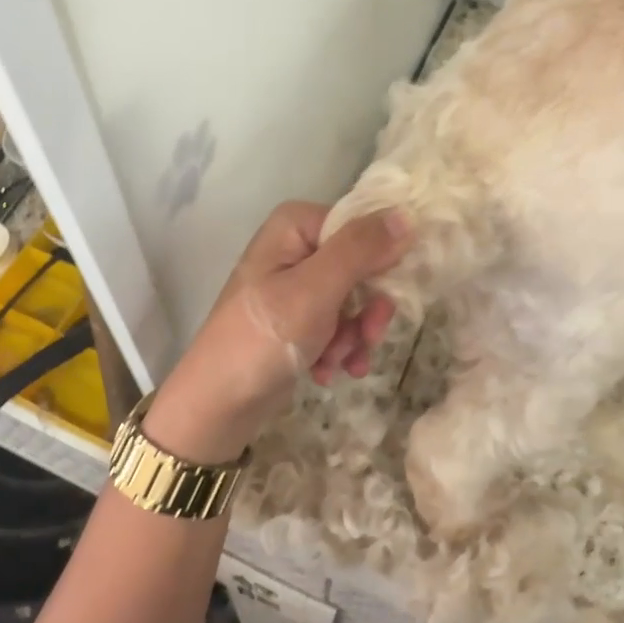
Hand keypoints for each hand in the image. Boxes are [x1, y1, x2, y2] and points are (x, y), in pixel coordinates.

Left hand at [142, 202, 410, 462]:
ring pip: (354, 301)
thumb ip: (361, 250)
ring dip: (354, 336)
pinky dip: (339, 349)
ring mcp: (296, 285)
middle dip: (366, 310)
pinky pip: (337, 325)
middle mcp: (296, 247)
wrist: (217, 408)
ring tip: (337, 361)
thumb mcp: (316, 290)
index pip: (362, 226)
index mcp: (296, 225)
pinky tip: (328, 372)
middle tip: (368, 337)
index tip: (388, 295)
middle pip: (362, 266)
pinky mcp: (297, 319)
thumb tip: (407, 214)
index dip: (381, 260)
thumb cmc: (263, 339)